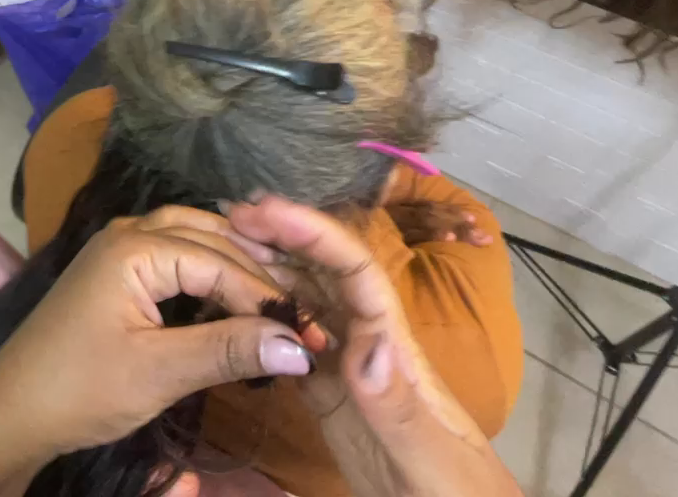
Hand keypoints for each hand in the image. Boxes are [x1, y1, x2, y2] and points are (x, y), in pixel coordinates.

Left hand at [0, 206, 326, 458]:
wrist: (14, 408)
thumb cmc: (83, 387)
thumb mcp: (161, 371)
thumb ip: (228, 350)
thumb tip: (300, 347)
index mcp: (135, 247)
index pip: (218, 262)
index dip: (267, 299)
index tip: (311, 335)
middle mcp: (127, 233)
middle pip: (206, 237)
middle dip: (254, 273)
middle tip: (300, 312)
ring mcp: (117, 248)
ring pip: (188, 237)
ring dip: (230, 262)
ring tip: (274, 296)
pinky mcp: (114, 270)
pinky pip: (170, 252)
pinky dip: (203, 267)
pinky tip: (226, 293)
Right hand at [228, 195, 522, 496]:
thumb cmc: (455, 496)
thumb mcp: (432, 459)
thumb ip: (397, 406)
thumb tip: (364, 343)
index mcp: (394, 345)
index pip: (353, 269)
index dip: (311, 231)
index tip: (265, 209)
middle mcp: (365, 341)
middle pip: (322, 272)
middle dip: (281, 236)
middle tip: (230, 216)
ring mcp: (345, 367)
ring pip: (303, 300)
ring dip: (266, 269)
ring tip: (222, 248)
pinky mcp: (326, 394)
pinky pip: (289, 341)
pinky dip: (261, 317)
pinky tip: (232, 307)